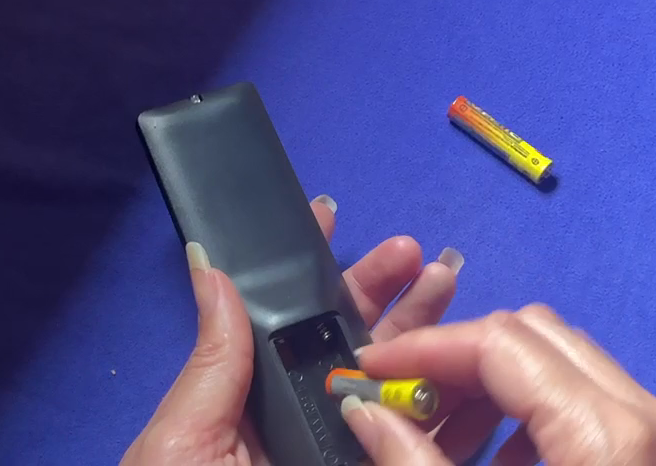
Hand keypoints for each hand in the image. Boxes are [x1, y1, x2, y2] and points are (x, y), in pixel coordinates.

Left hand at [121, 195, 463, 465]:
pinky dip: (452, 404)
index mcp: (253, 400)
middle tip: (414, 250)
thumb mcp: (182, 441)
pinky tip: (472, 369)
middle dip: (384, 289)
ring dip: (425, 331)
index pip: (290, 320)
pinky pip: (417, 447)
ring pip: (394, 385)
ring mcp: (344, 455)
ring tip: (448, 281)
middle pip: (352, 341)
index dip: (312, 267)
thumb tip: (208, 265)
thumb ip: (211, 359)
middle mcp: (303, 423)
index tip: (331, 213)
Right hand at [344, 305, 655, 465]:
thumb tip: (365, 410)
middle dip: (457, 359)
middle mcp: (649, 419)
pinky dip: (531, 414)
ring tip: (442, 435)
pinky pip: (589, 403)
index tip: (368, 367)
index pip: (498, 341)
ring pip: (560, 361)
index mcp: (609, 436)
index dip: (423, 348)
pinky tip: (497, 465)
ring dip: (492, 383)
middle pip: (531, 334)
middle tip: (403, 398)